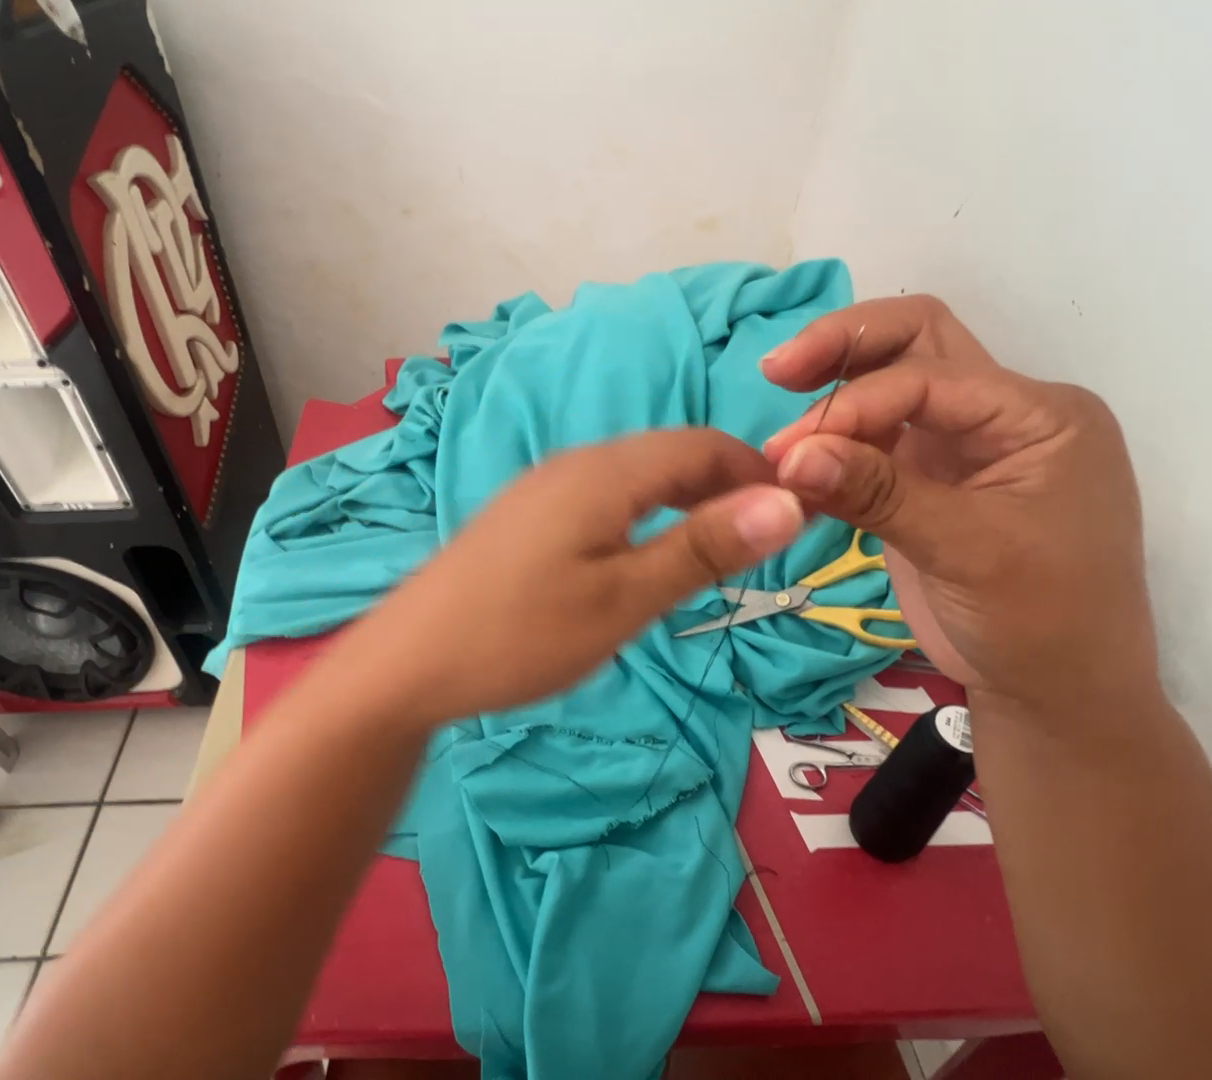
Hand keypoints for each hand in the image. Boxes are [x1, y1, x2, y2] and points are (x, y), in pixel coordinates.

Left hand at [334, 429, 804, 726]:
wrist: (409, 661)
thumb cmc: (521, 635)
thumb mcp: (624, 599)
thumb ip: (703, 547)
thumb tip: (788, 500)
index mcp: (605, 472)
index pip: (703, 445)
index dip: (759, 471)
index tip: (801, 514)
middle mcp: (573, 464)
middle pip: (668, 455)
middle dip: (725, 486)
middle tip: (764, 542)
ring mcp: (541, 488)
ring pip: (634, 477)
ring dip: (684, 502)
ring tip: (715, 552)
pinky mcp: (523, 517)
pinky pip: (601, 498)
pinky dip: (642, 516)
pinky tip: (642, 557)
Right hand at [761, 296, 1158, 717]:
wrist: (1054, 693)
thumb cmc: (1040, 618)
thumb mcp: (966, 550)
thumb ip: (878, 493)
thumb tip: (787, 457)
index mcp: (1038, 415)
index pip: (931, 375)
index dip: (855, 404)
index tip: (790, 455)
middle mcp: (1001, 415)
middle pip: (918, 344)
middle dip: (845, 346)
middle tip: (777, 370)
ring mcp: (962, 448)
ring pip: (891, 387)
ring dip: (833, 395)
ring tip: (781, 433)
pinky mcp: (927, 482)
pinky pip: (874, 444)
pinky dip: (833, 448)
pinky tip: (796, 468)